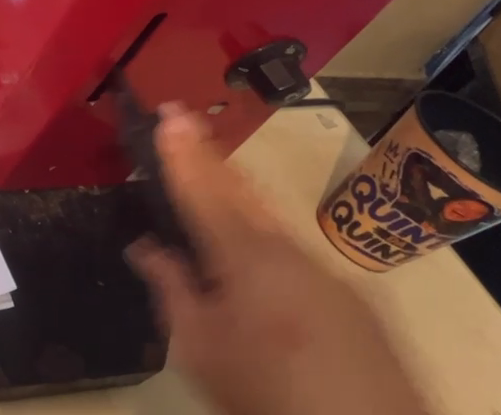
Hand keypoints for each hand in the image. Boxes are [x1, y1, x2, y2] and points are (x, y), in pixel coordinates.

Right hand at [126, 106, 433, 414]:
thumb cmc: (269, 394)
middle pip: (240, 190)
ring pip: (269, 217)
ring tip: (211, 162)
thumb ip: (172, 290)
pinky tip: (255, 233)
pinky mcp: (353, 301)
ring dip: (236, 186)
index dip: (181, 151)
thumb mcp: (201, 351)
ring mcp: (327, 273)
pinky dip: (264, 225)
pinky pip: (294, 247)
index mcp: (243, 258)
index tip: (168, 112)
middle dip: (208, 153)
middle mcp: (287, 252)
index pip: (202, 190)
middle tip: (183, 120)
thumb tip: (147, 249)